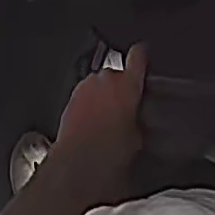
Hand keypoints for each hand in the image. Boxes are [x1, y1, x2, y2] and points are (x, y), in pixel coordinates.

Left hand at [45, 44, 146, 200]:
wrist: (77, 164)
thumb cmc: (111, 155)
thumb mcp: (137, 139)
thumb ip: (138, 119)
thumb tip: (136, 119)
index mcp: (126, 85)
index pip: (137, 58)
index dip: (141, 54)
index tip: (143, 49)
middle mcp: (104, 79)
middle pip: (117, 74)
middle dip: (120, 88)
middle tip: (124, 110)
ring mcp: (86, 84)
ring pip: (100, 84)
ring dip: (103, 95)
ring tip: (106, 120)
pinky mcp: (71, 94)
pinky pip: (86, 93)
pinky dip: (90, 102)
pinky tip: (92, 122)